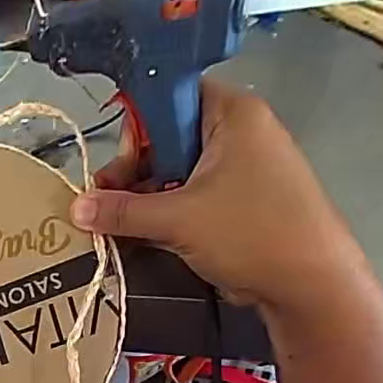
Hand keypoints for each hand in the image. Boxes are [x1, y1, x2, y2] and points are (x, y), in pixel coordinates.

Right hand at [69, 78, 372, 313]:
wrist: (306, 283)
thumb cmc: (251, 233)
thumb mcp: (177, 220)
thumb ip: (122, 212)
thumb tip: (76, 208)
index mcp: (231, 115)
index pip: (170, 98)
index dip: (138, 129)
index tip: (119, 168)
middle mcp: (236, 134)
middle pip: (166, 140)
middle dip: (134, 174)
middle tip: (111, 206)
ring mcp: (237, 171)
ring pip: (174, 175)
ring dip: (144, 201)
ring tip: (122, 229)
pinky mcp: (234, 205)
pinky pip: (187, 200)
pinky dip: (163, 217)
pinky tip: (143, 238)